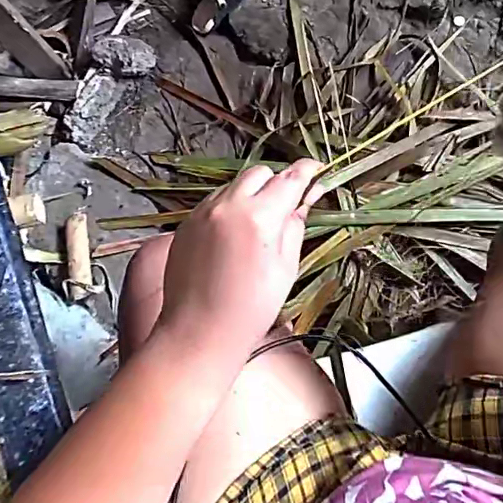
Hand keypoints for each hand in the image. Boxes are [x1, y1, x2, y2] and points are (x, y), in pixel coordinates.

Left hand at [153, 159, 323, 365]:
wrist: (198, 333)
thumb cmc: (250, 309)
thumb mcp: (285, 268)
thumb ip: (294, 226)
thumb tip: (303, 200)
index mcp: (259, 217)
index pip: (289, 179)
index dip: (306, 171)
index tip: (315, 168)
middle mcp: (228, 205)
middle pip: (259, 173)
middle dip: (276, 183)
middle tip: (285, 205)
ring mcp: (203, 212)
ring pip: (234, 184)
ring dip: (251, 194)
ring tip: (257, 224)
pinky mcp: (186, 223)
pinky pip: (214, 201)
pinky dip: (229, 207)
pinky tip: (234, 234)